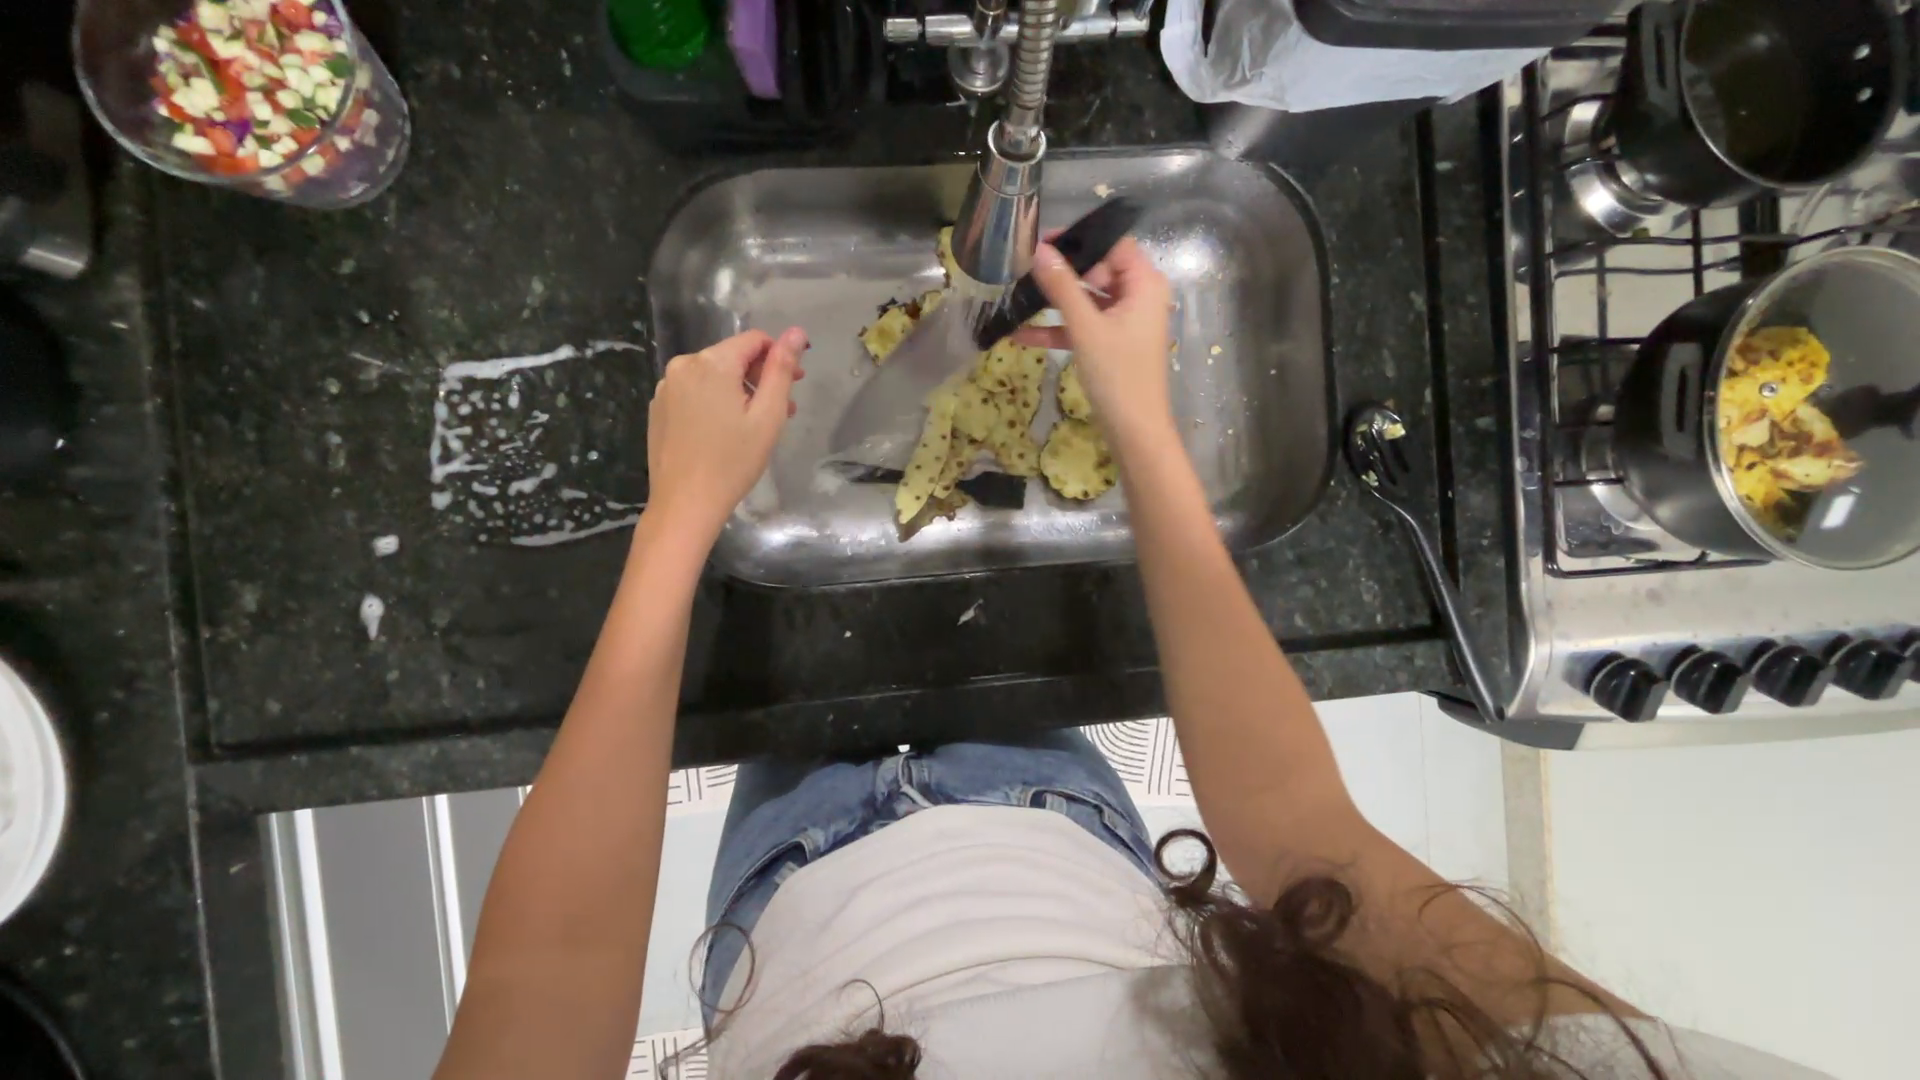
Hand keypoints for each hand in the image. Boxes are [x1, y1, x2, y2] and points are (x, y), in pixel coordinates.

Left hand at [645, 327, 806, 539]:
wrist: (685, 503)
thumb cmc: (733, 462)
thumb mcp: (768, 416)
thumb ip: (782, 370)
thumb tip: (797, 332)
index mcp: (712, 363)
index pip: (754, 340)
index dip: (779, 356)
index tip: (795, 384)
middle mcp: (684, 365)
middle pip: (731, 357)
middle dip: (760, 377)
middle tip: (782, 410)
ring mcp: (666, 387)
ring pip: (712, 376)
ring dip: (738, 391)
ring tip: (755, 425)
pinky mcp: (658, 408)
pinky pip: (694, 393)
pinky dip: (714, 403)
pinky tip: (724, 433)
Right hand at [1014, 237, 1174, 449]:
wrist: (1134, 429)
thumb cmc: (1117, 374)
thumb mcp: (1085, 327)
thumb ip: (1061, 287)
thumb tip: (1039, 250)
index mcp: (1144, 284)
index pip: (1113, 245)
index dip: (1079, 240)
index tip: (1042, 242)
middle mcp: (1139, 296)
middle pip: (1097, 270)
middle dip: (1062, 273)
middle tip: (1025, 271)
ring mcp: (1125, 321)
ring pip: (1087, 299)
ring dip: (1055, 303)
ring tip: (1018, 297)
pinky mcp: (1112, 343)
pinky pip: (1084, 326)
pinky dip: (1059, 329)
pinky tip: (1022, 334)